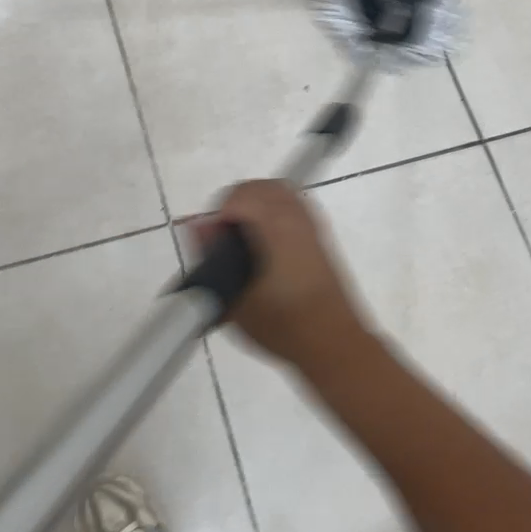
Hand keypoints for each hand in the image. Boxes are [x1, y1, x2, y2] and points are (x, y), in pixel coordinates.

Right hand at [194, 180, 374, 370]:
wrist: (334, 344)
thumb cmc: (283, 325)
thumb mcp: (235, 298)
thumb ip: (212, 257)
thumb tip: (196, 226)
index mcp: (275, 227)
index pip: (240, 196)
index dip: (219, 214)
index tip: (213, 241)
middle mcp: (295, 218)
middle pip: (260, 187)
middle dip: (235, 203)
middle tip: (223, 235)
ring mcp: (311, 225)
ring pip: (277, 192)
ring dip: (254, 204)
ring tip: (240, 235)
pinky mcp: (320, 237)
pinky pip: (293, 206)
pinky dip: (273, 210)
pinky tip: (264, 239)